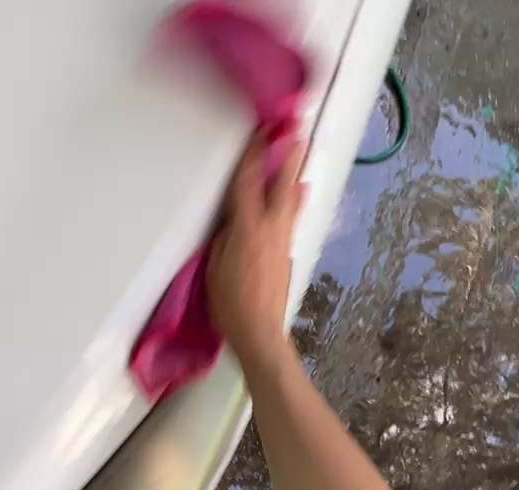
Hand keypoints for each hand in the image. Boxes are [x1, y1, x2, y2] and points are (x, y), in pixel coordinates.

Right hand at [208, 132, 307, 369]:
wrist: (259, 330)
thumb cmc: (229, 304)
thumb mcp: (214, 268)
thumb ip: (224, 240)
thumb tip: (233, 224)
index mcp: (246, 228)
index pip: (248, 183)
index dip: (253, 155)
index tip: (259, 132)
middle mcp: (270, 227)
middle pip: (280, 183)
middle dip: (287, 154)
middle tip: (294, 129)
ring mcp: (282, 239)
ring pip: (291, 198)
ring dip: (295, 172)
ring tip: (303, 149)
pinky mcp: (287, 253)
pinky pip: (293, 217)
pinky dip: (297, 200)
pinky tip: (301, 191)